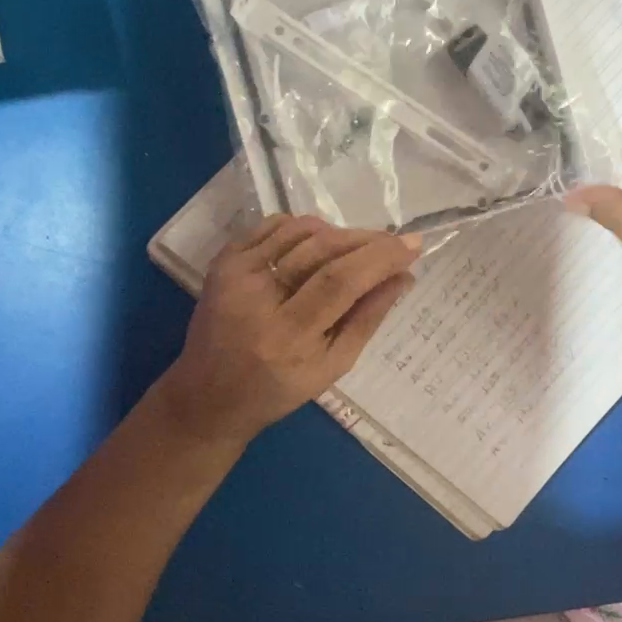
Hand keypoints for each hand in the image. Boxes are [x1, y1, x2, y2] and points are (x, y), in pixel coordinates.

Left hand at [160, 215, 420, 444]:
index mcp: (287, 336)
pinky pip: (273, 226)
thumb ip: (369, 318)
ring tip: (362, 248)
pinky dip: (306, 227)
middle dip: (367, 240)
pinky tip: (323, 242)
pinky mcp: (223, 261)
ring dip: (340, 232)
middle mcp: (256, 298)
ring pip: (300, 231)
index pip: (340, 281)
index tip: (413, 246)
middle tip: (396, 242)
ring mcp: (235, 274)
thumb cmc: (278, 390)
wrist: (208, 396)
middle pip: (321, 249)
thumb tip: (403, 276)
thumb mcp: (333, 366)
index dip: (380, 258)